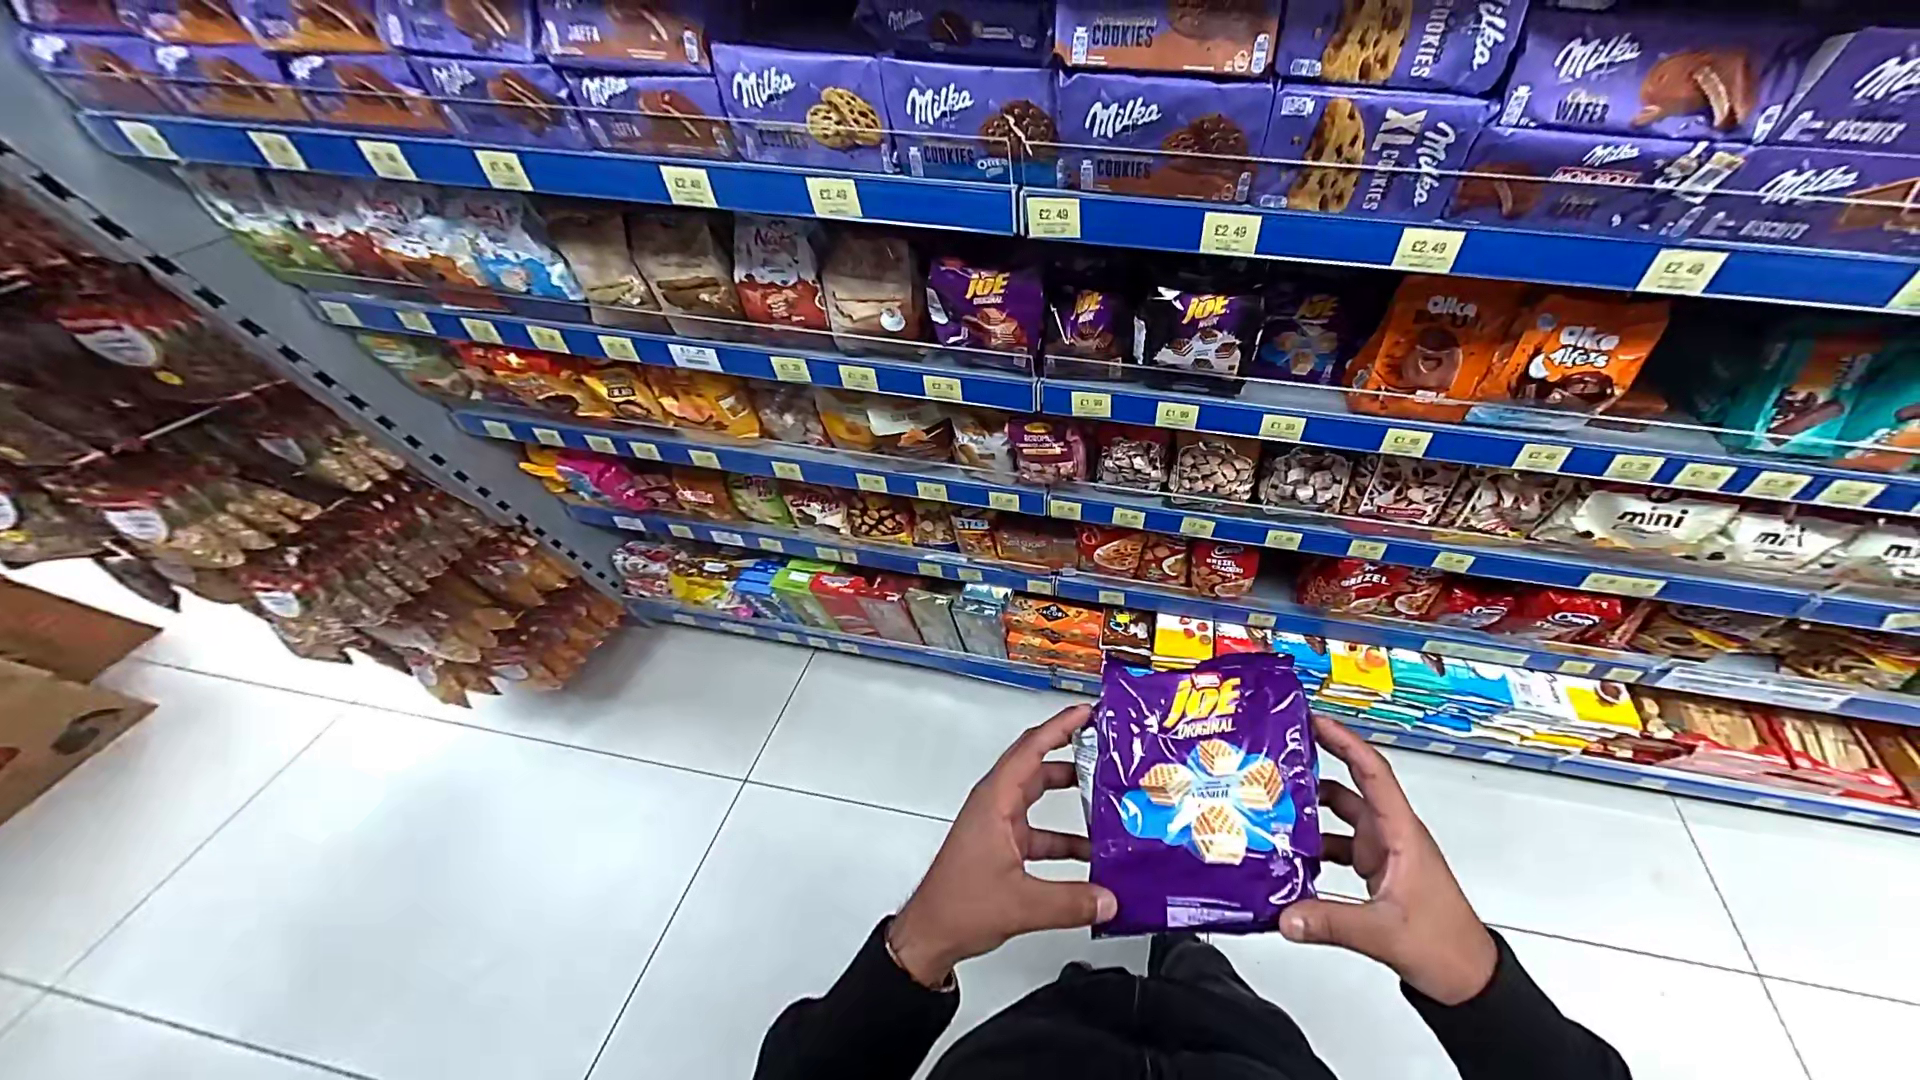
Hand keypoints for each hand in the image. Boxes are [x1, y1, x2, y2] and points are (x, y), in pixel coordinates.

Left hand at [888, 705, 1118, 986]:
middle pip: (1037, 764)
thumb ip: (1072, 901)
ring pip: (1039, 796)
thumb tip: (1109, 898)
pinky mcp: (1002, 843)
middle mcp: (996, 803)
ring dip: (1069, 795)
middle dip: (1069, 752)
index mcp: (995, 800)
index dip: (1060, 726)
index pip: (1031, 748)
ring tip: (1103, 796)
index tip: (1085, 713)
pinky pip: (1039, 829)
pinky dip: (1063, 836)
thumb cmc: (957, 904)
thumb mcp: (1023, 903)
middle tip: (1100, 746)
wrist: (930, 933)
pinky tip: (1089, 852)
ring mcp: (998, 823)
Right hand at [1279, 714, 1497, 1005]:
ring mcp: (1382, 849)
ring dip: (1309, 806)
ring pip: (1339, 814)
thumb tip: (1285, 915)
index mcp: (1401, 833)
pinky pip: (1335, 841)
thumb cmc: (1449, 949)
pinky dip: (1312, 841)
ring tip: (1274, 799)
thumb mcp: (1384, 933)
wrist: (1472, 983)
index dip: (1345, 742)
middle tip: (1282, 748)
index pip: (1374, 773)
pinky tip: (1288, 851)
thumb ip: (1330, 922)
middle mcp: (1391, 833)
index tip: (1315, 721)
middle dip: (1318, 762)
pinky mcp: (1374, 867)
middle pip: (1351, 784)